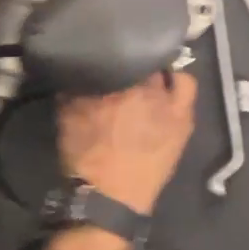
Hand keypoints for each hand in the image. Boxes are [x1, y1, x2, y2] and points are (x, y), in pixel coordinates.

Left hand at [57, 72, 197, 213]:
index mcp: (145, 81)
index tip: (151, 74)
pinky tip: (84, 102)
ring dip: (101, 76)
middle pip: (119, 58)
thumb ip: (184, 88)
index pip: (148, 55)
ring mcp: (85, 90)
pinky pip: (73, 87)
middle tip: (128, 84)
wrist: (109, 194)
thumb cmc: (150, 161)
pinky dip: (79, 91)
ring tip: (105, 91)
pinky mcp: (64, 104)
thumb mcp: (182, 125)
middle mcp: (113, 79)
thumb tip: (173, 67)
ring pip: (95, 70)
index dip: (151, 63)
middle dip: (124, 66)